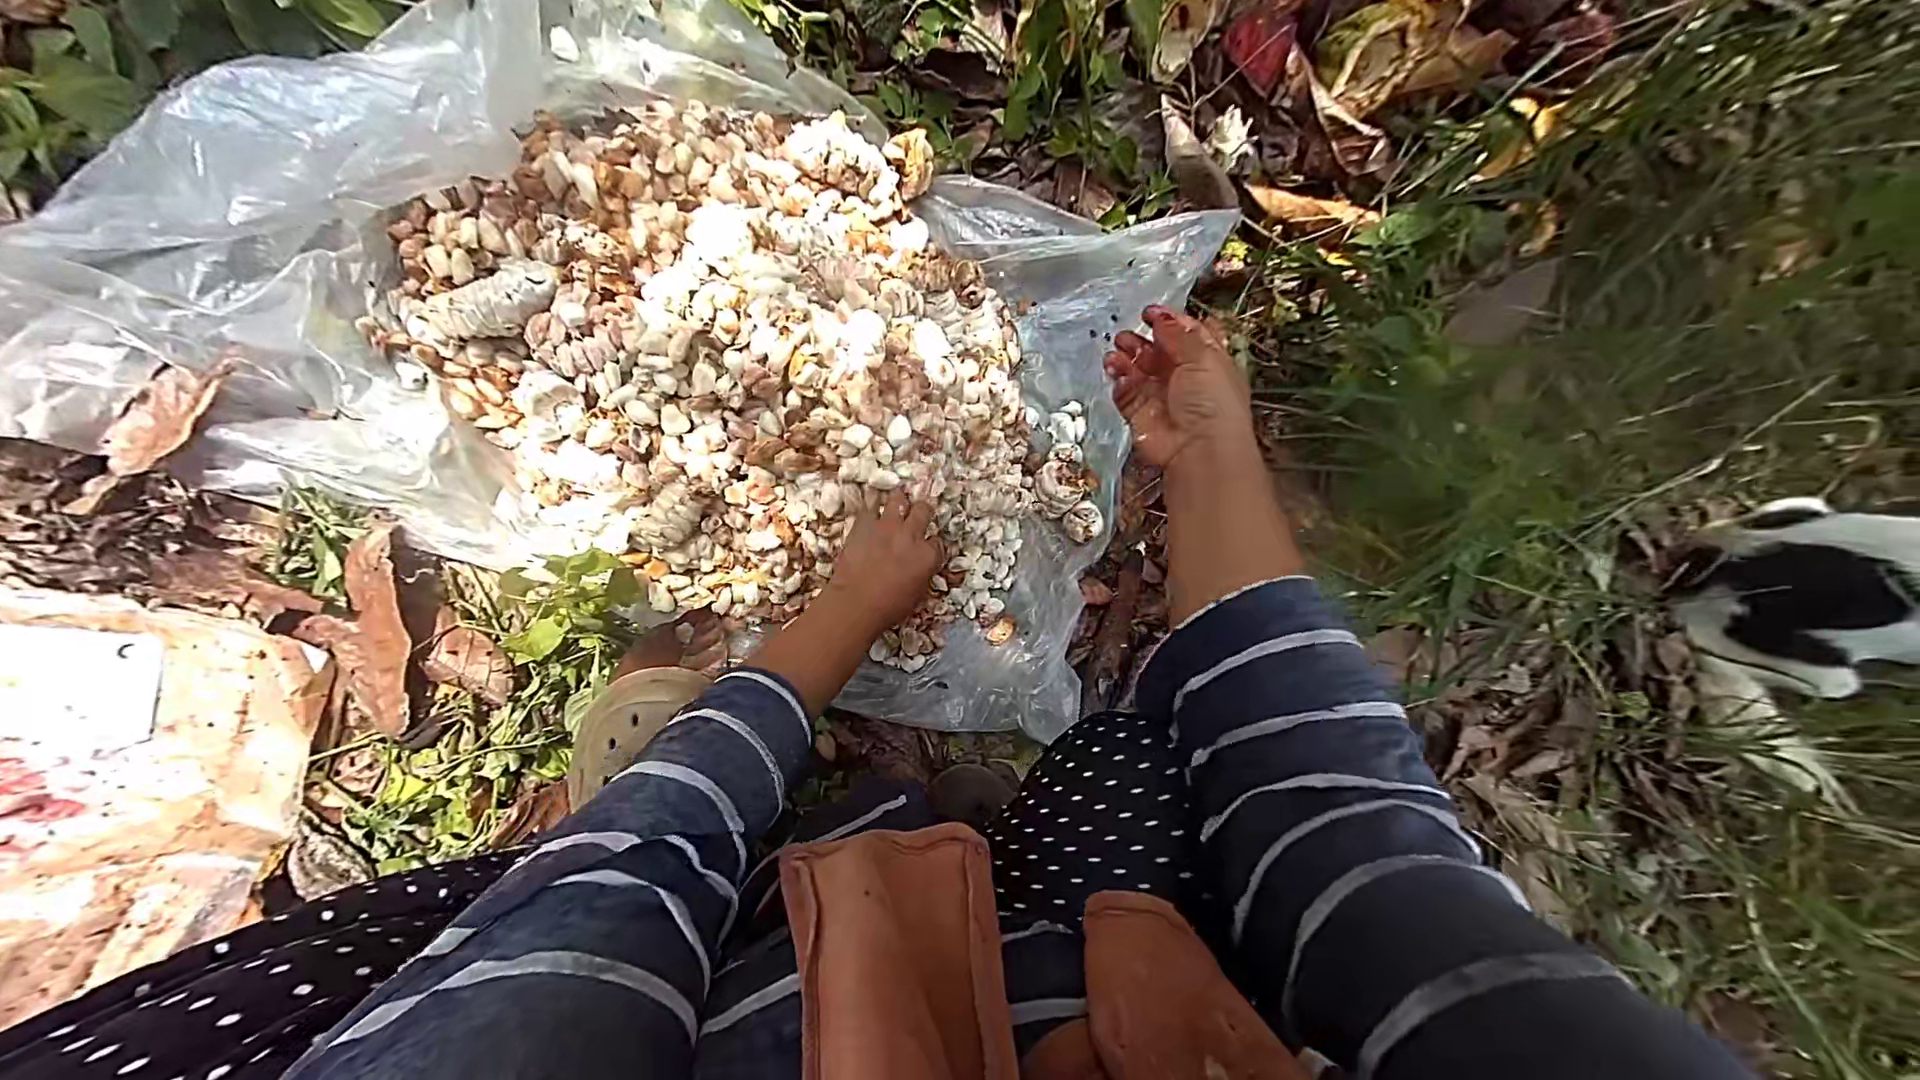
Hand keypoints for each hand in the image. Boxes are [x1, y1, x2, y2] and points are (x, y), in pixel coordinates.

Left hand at [816, 490, 942, 636]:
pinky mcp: (864, 524)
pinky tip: (870, 519)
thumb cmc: (889, 607)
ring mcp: (887, 526)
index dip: (932, 544)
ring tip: (897, 504)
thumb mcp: (917, 594)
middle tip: (917, 515)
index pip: (938, 542)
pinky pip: (870, 509)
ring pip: (898, 499)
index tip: (926, 549)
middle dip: (922, 512)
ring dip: (899, 501)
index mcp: (928, 555)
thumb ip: (923, 573)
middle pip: (923, 510)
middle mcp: (911, 535)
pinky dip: (871, 514)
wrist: (856, 602)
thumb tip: (920, 568)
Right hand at [1103, 305, 1255, 469]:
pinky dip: (1119, 381)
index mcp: (1208, 362)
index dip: (1169, 322)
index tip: (1150, 313)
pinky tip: (1115, 371)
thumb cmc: (1213, 405)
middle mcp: (1184, 379)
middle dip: (1142, 340)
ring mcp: (1161, 397)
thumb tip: (1161, 318)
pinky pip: (1125, 393)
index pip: (1187, 335)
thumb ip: (1178, 335)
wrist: (1198, 449)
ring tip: (1116, 351)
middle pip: (1158, 352)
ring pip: (1138, 371)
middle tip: (1127, 335)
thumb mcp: (1203, 357)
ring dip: (1126, 358)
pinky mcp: (1141, 415)